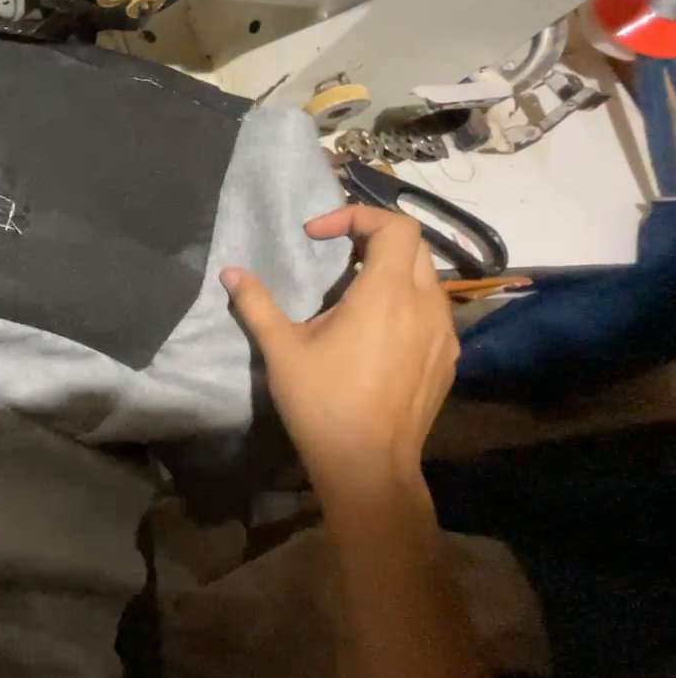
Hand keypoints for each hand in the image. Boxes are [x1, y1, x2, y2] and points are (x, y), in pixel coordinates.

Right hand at [221, 205, 458, 496]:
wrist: (367, 461)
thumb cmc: (320, 398)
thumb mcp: (279, 346)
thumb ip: (255, 303)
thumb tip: (230, 272)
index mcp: (386, 295)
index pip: (394, 227)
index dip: (355, 216)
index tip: (315, 234)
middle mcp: (426, 306)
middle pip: (414, 246)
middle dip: (371, 237)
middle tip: (330, 252)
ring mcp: (444, 333)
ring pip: (426, 278)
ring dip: (387, 269)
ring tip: (346, 290)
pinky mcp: (446, 357)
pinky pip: (431, 309)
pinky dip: (401, 299)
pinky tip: (369, 328)